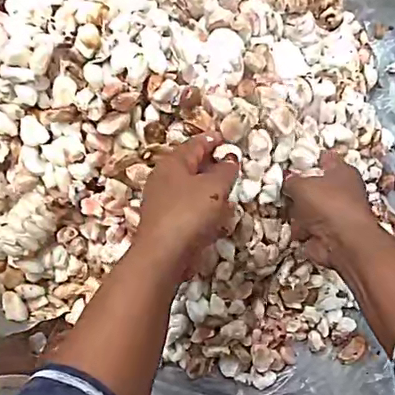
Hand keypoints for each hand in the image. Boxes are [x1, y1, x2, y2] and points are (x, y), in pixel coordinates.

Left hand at [134, 134, 237, 277]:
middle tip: (232, 166)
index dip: (213, 140)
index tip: (228, 139)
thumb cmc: (189, 213)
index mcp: (173, 163)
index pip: (195, 144)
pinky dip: (204, 209)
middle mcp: (163, 179)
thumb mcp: (214, 187)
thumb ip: (225, 170)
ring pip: (191, 190)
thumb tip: (230, 159)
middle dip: (212, 165)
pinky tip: (217, 219)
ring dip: (209, 190)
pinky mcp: (166, 224)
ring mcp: (162, 203)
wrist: (164, 255)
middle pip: (191, 166)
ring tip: (229, 193)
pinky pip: (189, 210)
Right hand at [283, 150, 382, 267]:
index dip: (308, 160)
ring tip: (292, 215)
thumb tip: (287, 181)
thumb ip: (290, 180)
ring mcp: (336, 215)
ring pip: (309, 210)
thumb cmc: (328, 205)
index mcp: (342, 172)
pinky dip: (302, 232)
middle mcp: (343, 192)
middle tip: (286, 193)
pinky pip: (308, 229)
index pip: (325, 159)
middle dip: (299, 193)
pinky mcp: (328, 235)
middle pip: (314, 188)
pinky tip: (299, 232)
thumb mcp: (301, 185)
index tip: (291, 163)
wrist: (343, 243)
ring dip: (298, 216)